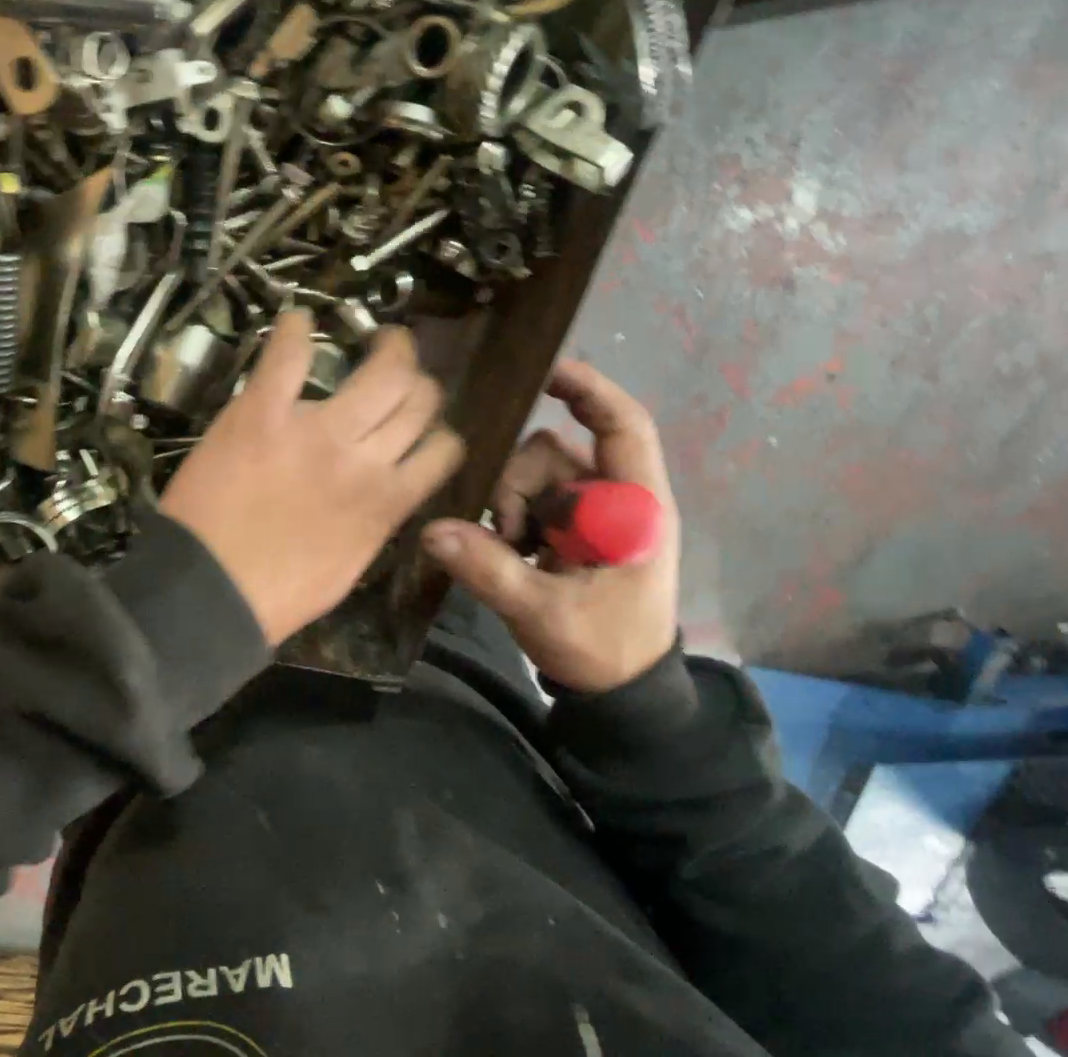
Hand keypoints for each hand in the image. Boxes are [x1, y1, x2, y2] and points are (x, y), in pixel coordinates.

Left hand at [160, 310, 464, 646]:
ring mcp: (314, 430)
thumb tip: (384, 497)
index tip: (423, 426)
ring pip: (383, 372)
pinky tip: (298, 321)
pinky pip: (287, 356)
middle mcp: (364, 458)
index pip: (443, 448)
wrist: (209, 592)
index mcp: (387, 501)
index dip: (438, 432)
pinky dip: (294, 330)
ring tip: (380, 341)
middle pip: (420, 398)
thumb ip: (375, 521)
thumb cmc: (278, 594)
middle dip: (418, 382)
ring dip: (390, 349)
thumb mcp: (350, 565)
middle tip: (401, 371)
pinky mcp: (262, 413)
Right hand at [421, 360, 680, 692]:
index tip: (547, 373)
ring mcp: (589, 517)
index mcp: (635, 509)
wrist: (620, 694)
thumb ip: (488, 570)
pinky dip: (509, 520)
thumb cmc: (603, 648)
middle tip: (506, 538)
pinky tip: (507, 552)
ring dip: (509, 506)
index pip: (624, 428)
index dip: (592, 392)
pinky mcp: (569, 534)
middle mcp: (614, 501)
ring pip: (534, 477)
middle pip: (554, 453)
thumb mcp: (543, 612)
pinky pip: (529, 503)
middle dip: (518, 486)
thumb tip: (433, 531)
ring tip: (508, 553)